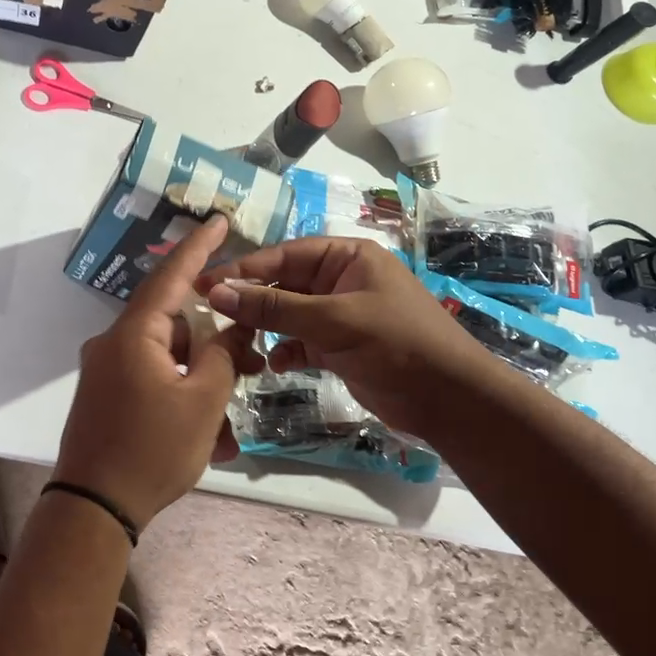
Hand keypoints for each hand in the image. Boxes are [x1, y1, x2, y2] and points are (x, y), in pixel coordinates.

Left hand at [55, 216, 256, 531]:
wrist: (93, 507)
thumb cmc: (150, 451)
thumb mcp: (202, 403)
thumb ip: (221, 357)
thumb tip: (229, 331)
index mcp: (132, 335)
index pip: (170, 277)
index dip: (198, 248)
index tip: (220, 221)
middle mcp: (113, 344)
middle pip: (176, 329)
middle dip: (217, 350)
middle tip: (254, 366)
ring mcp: (106, 373)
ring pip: (169, 365)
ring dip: (203, 391)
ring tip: (227, 437)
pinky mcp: (106, 398)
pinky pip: (153, 387)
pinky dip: (181, 406)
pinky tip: (208, 445)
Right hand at [195, 237, 502, 439]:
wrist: (450, 400)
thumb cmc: (397, 344)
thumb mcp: (333, 320)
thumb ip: (274, 307)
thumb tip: (218, 292)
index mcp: (347, 257)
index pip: (283, 255)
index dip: (243, 269)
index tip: (205, 284)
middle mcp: (341, 280)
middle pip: (282, 283)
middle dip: (250, 299)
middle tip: (212, 313)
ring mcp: (340, 314)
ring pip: (287, 313)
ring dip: (264, 326)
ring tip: (236, 340)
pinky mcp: (340, 346)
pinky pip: (300, 340)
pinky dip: (285, 350)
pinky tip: (272, 364)